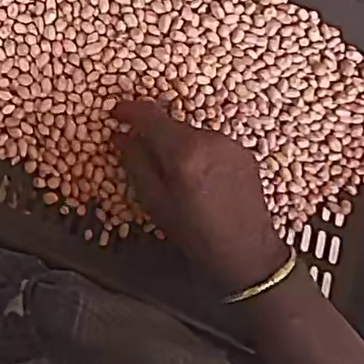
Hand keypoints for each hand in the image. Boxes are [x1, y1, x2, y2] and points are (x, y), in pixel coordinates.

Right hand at [112, 100, 289, 294]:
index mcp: (183, 150)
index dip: (129, 110)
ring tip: (176, 179)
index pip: (150, 115)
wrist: (247, 253)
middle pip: (172, 126)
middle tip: (143, 158)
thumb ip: (136, 162)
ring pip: (192, 136)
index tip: (116, 113)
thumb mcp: (154, 201)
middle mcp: (209, 138)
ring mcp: (230, 144)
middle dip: (155, 137)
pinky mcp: (244, 153)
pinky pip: (211, 145)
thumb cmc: (194, 232)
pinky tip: (200, 182)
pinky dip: (199, 155)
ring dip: (179, 148)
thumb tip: (121, 135)